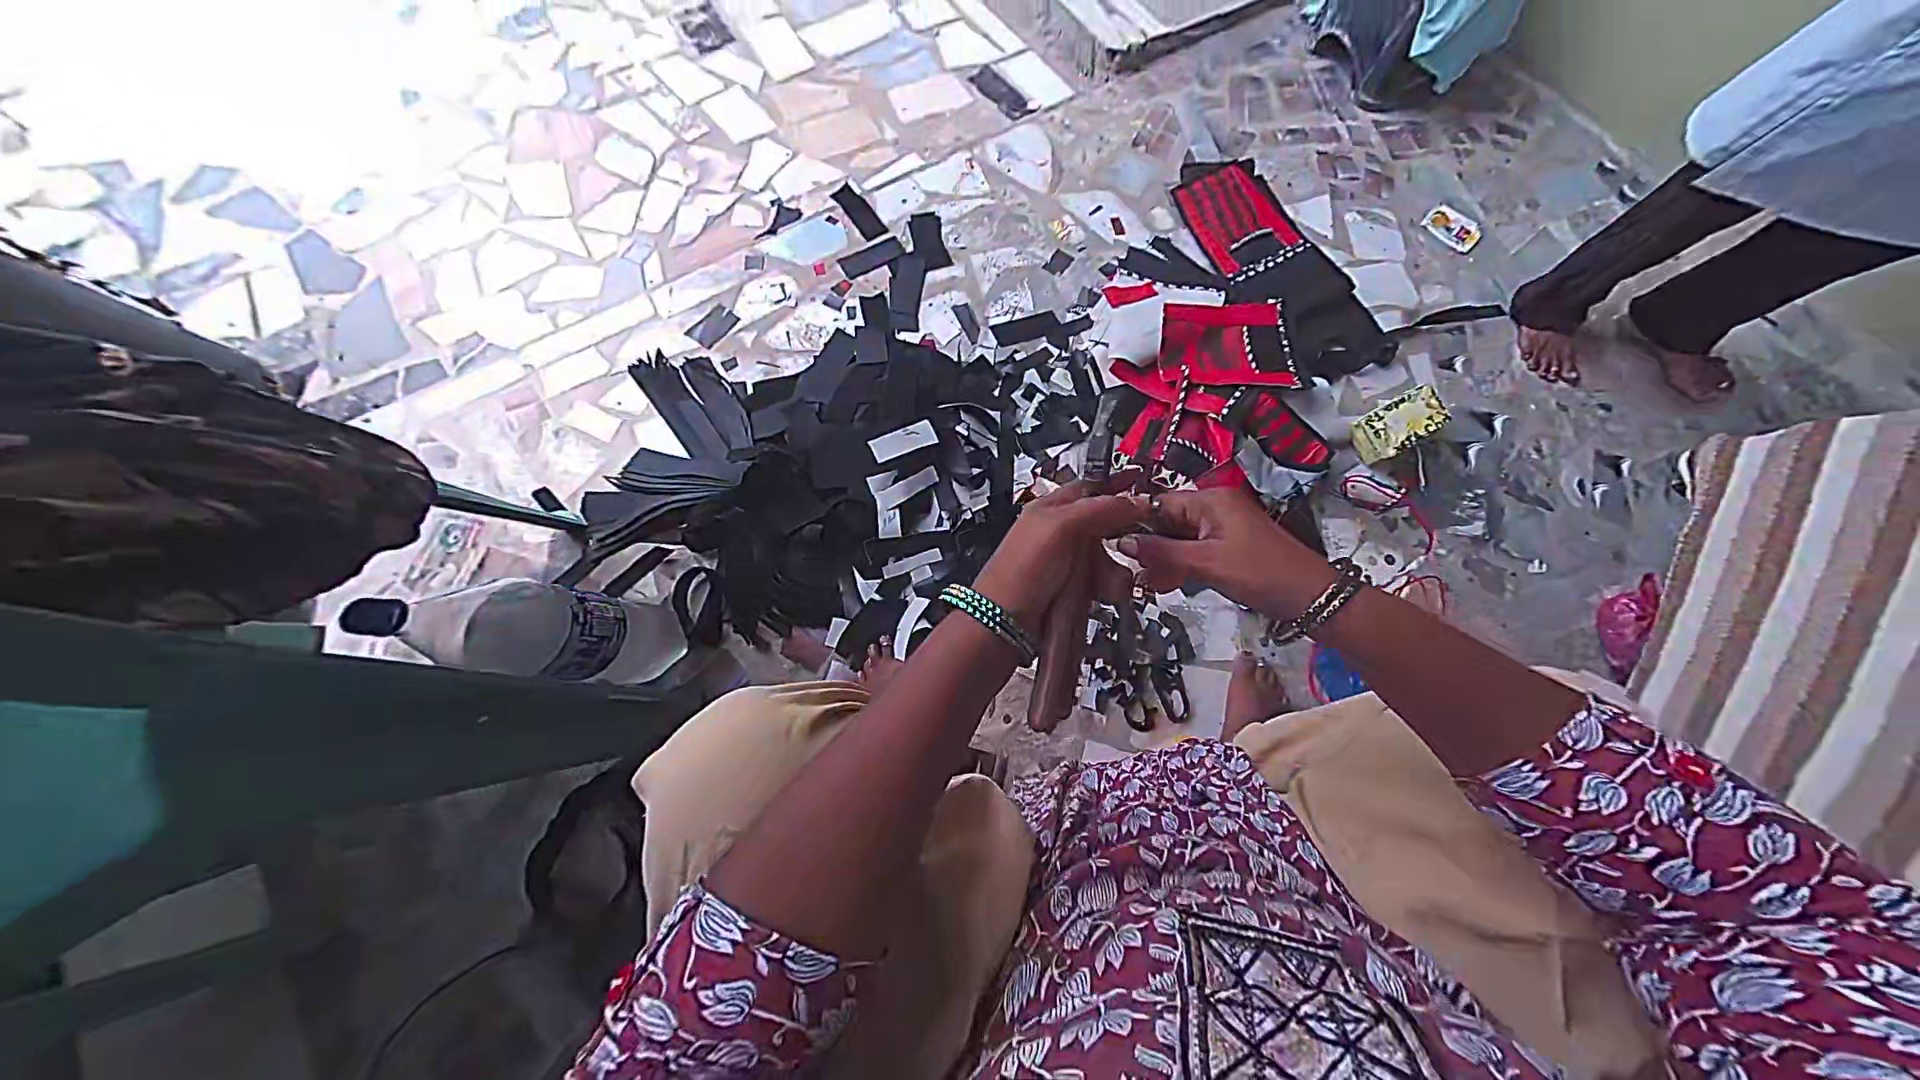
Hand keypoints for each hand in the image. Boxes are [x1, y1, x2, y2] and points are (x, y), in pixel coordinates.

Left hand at [971, 473, 1149, 631]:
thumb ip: (1099, 508)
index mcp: (1050, 509)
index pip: (1091, 489)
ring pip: (1106, 557)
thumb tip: (1136, 501)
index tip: (1144, 497)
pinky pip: (1101, 582)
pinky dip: (1108, 588)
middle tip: (1128, 549)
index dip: (1118, 490)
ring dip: (1114, 570)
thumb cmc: (1018, 572)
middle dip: (1120, 540)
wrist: (1005, 624)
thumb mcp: (1061, 528)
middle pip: (1105, 526)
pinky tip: (1104, 595)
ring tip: (1108, 583)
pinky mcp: (1071, 588)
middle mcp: (1058, 533)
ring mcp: (1065, 562)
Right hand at [1115, 484, 1334, 619]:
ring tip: (1144, 582)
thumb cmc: (1265, 574)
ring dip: (1161, 560)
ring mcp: (1221, 528)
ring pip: (1177, 540)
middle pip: (1166, 522)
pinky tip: (1164, 583)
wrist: (1312, 599)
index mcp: (1211, 501)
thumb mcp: (1207, 563)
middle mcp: (1214, 508)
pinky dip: (1178, 566)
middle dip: (1147, 546)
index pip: (1158, 504)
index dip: (1134, 523)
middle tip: (1127, 569)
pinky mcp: (1226, 548)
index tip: (1112, 543)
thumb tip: (1124, 543)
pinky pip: (1192, 552)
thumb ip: (1163, 553)